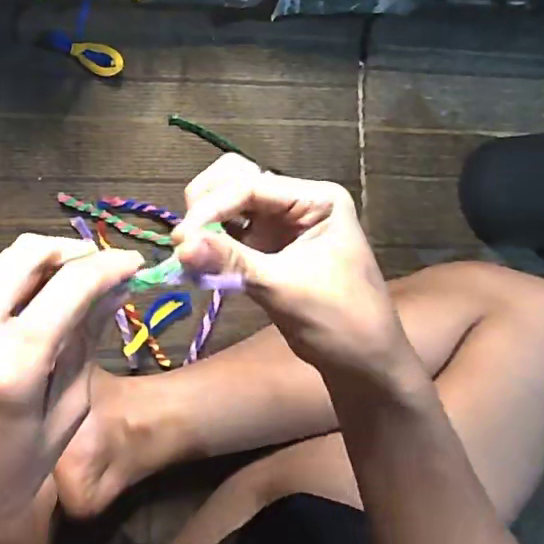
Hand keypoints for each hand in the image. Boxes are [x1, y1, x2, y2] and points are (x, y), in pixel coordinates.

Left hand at [0, 235, 142, 543]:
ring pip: (5, 259)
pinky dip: (22, 275)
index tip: (135, 263)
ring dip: (46, 258)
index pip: (69, 285)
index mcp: (12, 360)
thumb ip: (85, 344)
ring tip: (81, 277)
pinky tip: (47, 294)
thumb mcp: (63, 416)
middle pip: (27, 251)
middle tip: (105, 265)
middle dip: (72, 249)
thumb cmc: (6, 480)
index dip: (108, 265)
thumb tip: (113, 292)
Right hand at [172, 156, 419, 388]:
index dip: (212, 208)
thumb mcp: (284, 287)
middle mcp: (296, 201)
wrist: (363, 365)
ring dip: (203, 220)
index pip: (250, 185)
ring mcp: (278, 222)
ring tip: (188, 251)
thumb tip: (180, 246)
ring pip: (227, 201)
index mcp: (316, 199)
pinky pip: (227, 230)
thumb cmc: (340, 322)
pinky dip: (208, 241)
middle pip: (235, 178)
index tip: (181, 239)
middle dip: (206, 203)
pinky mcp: (264, 246)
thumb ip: (231, 261)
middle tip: (184, 239)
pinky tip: (195, 261)